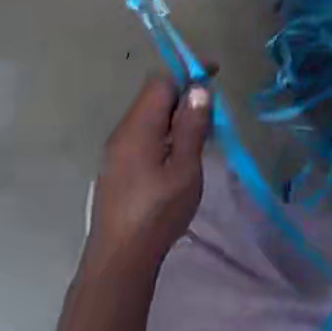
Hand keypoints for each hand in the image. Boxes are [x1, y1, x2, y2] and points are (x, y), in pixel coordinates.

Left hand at [89, 75, 211, 265]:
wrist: (120, 257)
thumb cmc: (158, 213)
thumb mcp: (185, 169)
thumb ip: (192, 127)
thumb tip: (199, 88)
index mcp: (138, 128)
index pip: (161, 82)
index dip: (188, 73)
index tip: (215, 73)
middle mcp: (122, 132)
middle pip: (153, 97)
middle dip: (185, 95)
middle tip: (214, 115)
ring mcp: (117, 150)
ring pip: (149, 117)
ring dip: (177, 116)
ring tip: (202, 137)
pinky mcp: (118, 166)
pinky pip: (144, 135)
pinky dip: (166, 133)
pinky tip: (181, 156)